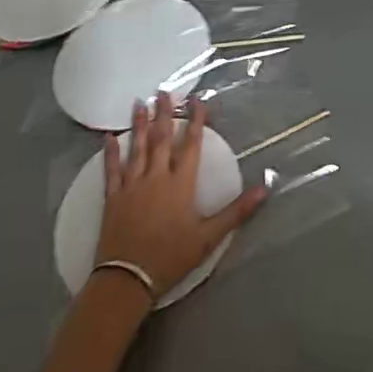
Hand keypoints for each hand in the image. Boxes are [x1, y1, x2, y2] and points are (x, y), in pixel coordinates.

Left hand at [96, 92, 266, 294]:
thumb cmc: (171, 256)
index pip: (191, 144)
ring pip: (137, 149)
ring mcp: (131, 186)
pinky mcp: (112, 199)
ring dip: (139, 125)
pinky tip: (107, 137)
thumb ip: (237, 210)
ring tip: (140, 103)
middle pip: (162, 139)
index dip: (195, 121)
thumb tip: (265, 188)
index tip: (196, 100)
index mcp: (181, 183)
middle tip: (165, 91)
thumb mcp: (209, 236)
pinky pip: (111, 170)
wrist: (126, 280)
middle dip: (165, 114)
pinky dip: (109, 153)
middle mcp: (156, 178)